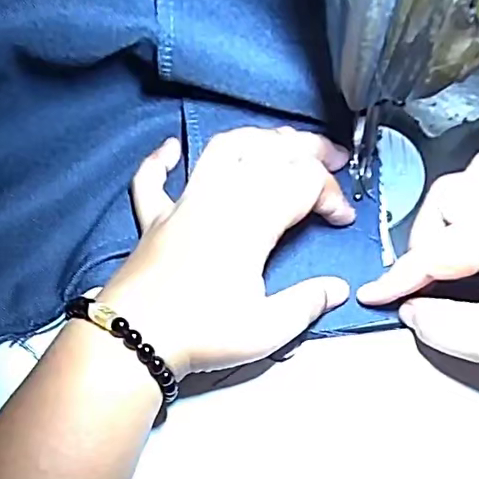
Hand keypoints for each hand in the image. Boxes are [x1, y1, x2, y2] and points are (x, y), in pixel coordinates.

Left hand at [95, 128, 357, 377]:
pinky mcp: (154, 220)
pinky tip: (172, 149)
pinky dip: (163, 160)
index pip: (303, 183)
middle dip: (306, 150)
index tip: (342, 221)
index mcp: (252, 219)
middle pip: (269, 152)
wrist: (136, 338)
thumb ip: (306, 304)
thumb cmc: (203, 333)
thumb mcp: (266, 328)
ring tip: (279, 145)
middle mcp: (220, 197)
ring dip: (255, 140)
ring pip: (222, 149)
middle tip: (332, 158)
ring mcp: (183, 203)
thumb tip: (337, 289)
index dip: (330, 195)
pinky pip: (155, 178)